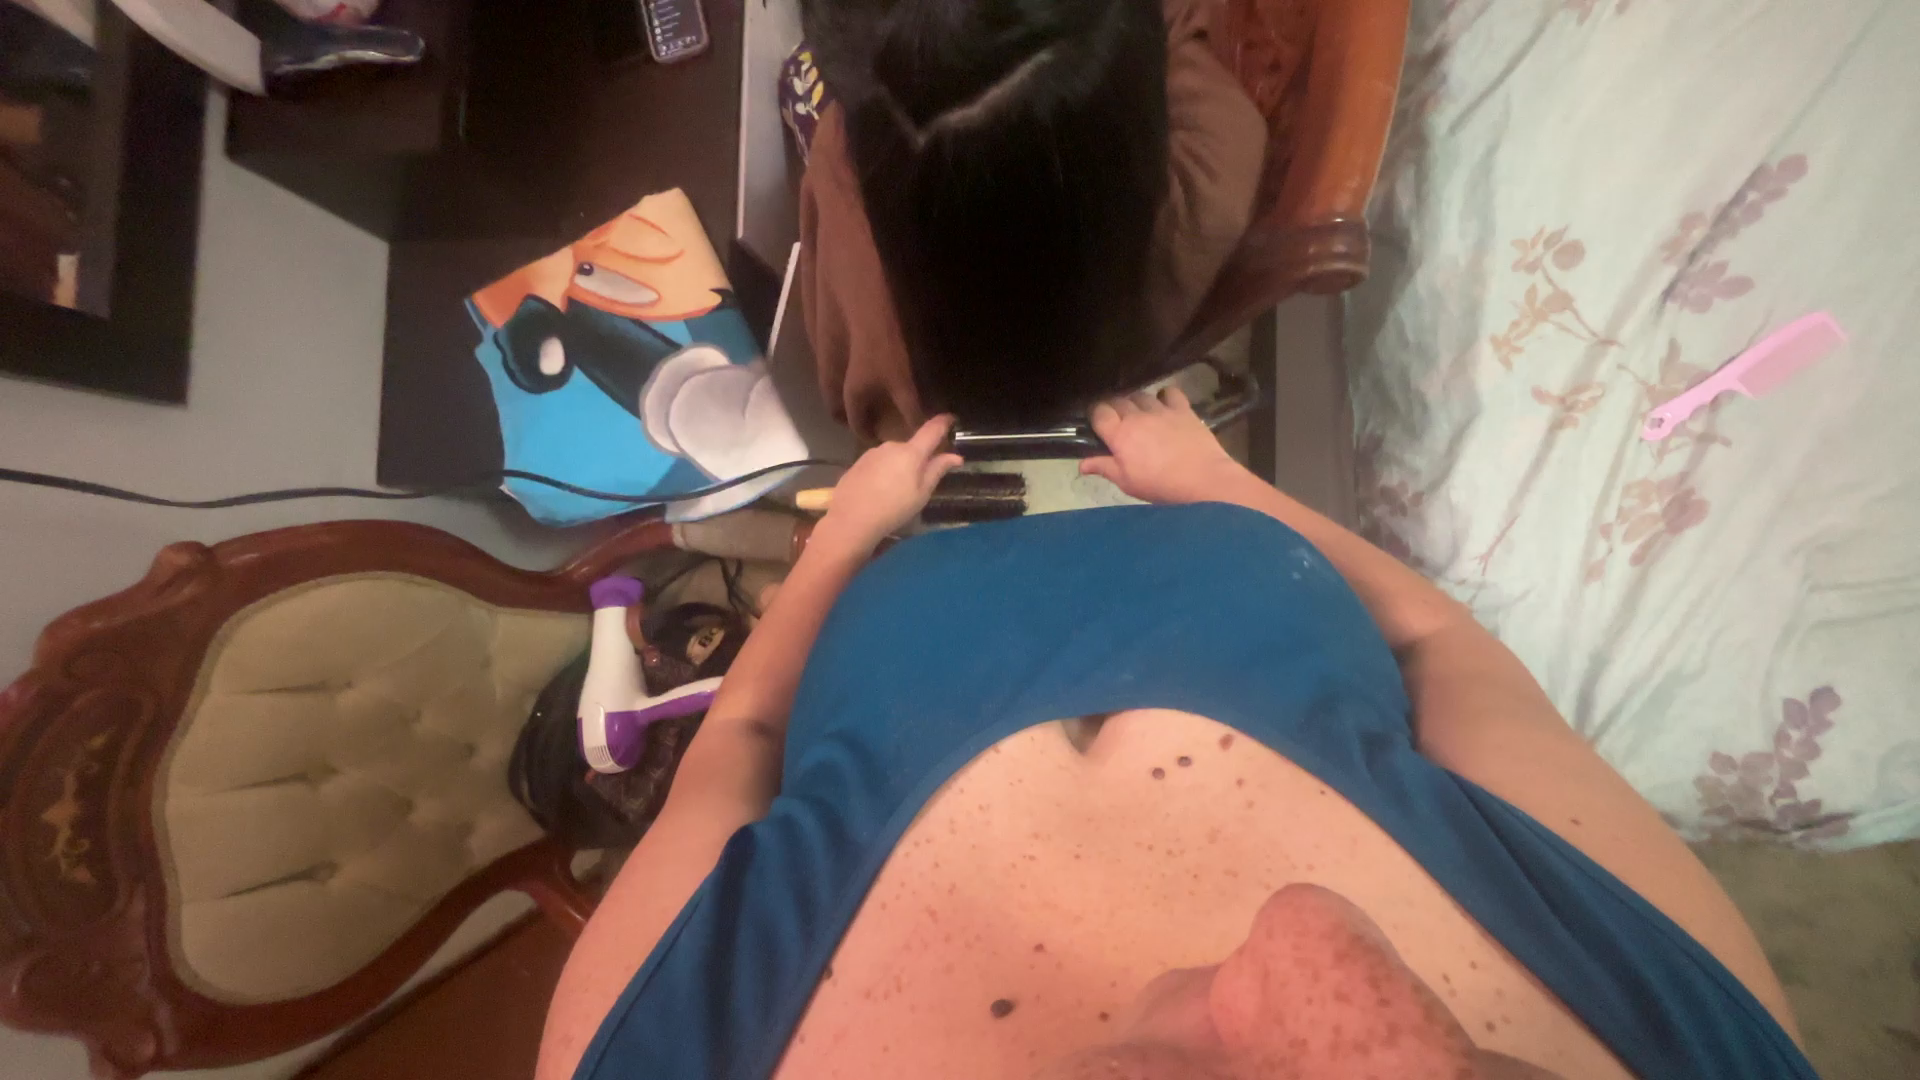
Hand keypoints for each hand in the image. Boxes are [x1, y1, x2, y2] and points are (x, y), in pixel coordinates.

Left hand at [814, 415, 963, 553]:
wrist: (851, 519)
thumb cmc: (893, 509)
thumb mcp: (921, 493)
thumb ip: (937, 470)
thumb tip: (956, 456)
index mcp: (911, 452)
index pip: (931, 430)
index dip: (943, 423)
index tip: (951, 419)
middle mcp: (891, 446)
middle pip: (911, 447)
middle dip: (917, 459)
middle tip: (918, 484)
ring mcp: (872, 453)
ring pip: (893, 456)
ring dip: (899, 467)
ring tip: (895, 492)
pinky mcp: (858, 463)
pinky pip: (878, 463)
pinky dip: (883, 473)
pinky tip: (878, 492)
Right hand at [1078, 386, 1254, 503]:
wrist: (1202, 479)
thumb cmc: (1159, 485)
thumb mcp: (1126, 482)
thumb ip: (1104, 468)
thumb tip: (1081, 464)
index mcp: (1120, 434)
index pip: (1099, 412)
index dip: (1095, 414)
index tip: (1096, 422)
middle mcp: (1137, 416)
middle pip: (1118, 400)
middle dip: (1113, 407)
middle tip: (1116, 421)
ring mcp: (1161, 410)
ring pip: (1141, 394)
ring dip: (1136, 401)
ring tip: (1139, 413)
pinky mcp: (1183, 409)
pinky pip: (1169, 392)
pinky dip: (1164, 395)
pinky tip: (1164, 404)